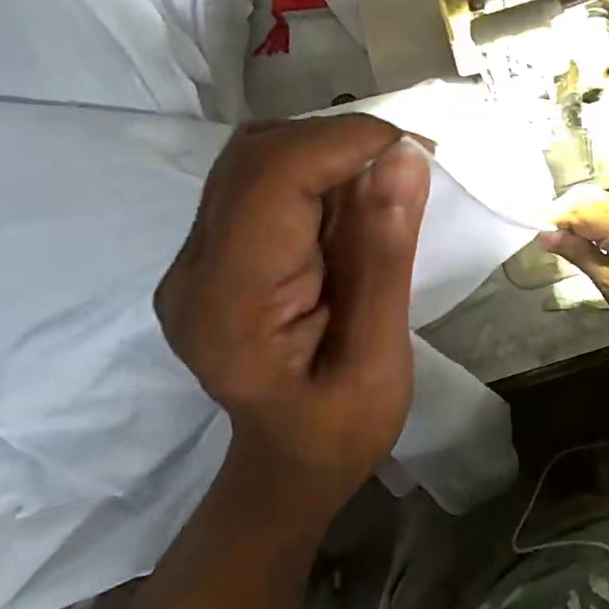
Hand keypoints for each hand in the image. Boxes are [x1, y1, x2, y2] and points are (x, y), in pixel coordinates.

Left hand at [156, 115, 430, 505]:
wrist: (287, 467)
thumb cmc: (339, 434)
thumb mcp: (379, 360)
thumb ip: (384, 258)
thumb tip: (405, 158)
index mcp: (227, 306)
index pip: (271, 179)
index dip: (344, 143)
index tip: (416, 148)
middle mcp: (192, 271)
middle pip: (255, 157)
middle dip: (339, 141)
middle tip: (410, 161)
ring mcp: (192, 261)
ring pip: (254, 159)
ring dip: (328, 153)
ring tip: (385, 181)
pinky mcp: (210, 255)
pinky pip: (259, 183)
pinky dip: (315, 173)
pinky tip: (352, 202)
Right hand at [539, 198, 608, 342]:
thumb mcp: (608, 281)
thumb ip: (577, 253)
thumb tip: (545, 235)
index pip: (580, 214)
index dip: (556, 223)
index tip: (536, 237)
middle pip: (588, 205)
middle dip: (566, 221)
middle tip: (548, 244)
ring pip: (597, 208)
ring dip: (578, 223)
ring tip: (563, 247)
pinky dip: (593, 227)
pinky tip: (584, 245)